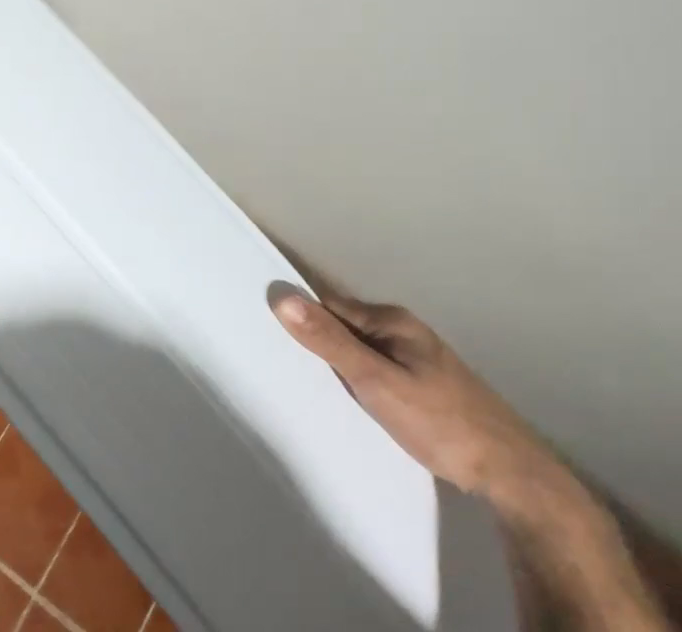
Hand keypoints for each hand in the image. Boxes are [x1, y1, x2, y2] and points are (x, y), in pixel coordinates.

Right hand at [270, 291, 558, 504]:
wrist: (513, 477)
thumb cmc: (442, 424)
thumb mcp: (377, 381)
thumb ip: (329, 341)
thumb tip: (281, 296)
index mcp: (393, 322)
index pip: (326, 304)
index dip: (295, 314)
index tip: (261, 327)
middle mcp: (402, 333)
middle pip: (339, 326)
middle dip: (310, 338)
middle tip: (272, 356)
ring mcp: (412, 360)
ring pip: (353, 350)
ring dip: (329, 360)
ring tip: (296, 376)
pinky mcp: (417, 386)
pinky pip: (368, 369)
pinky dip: (348, 376)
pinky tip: (337, 395)